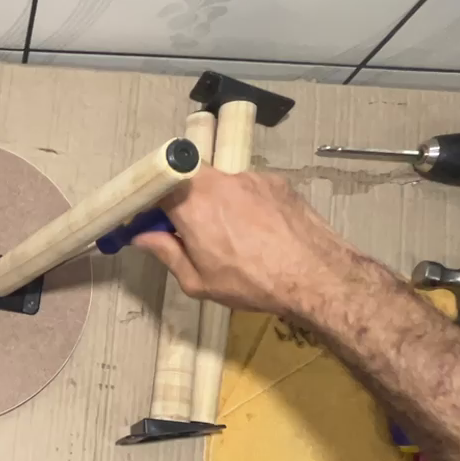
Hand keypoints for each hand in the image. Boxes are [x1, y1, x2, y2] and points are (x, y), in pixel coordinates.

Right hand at [132, 165, 358, 318]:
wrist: (316, 275)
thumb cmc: (251, 282)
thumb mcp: (197, 281)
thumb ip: (166, 253)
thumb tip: (142, 237)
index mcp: (191, 204)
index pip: (155, 185)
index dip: (146, 199)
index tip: (144, 218)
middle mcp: (219, 181)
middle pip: (185, 179)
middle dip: (178, 200)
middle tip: (184, 230)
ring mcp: (250, 177)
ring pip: (218, 183)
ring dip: (212, 203)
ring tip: (227, 235)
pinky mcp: (276, 181)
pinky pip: (246, 187)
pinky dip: (241, 203)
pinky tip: (255, 230)